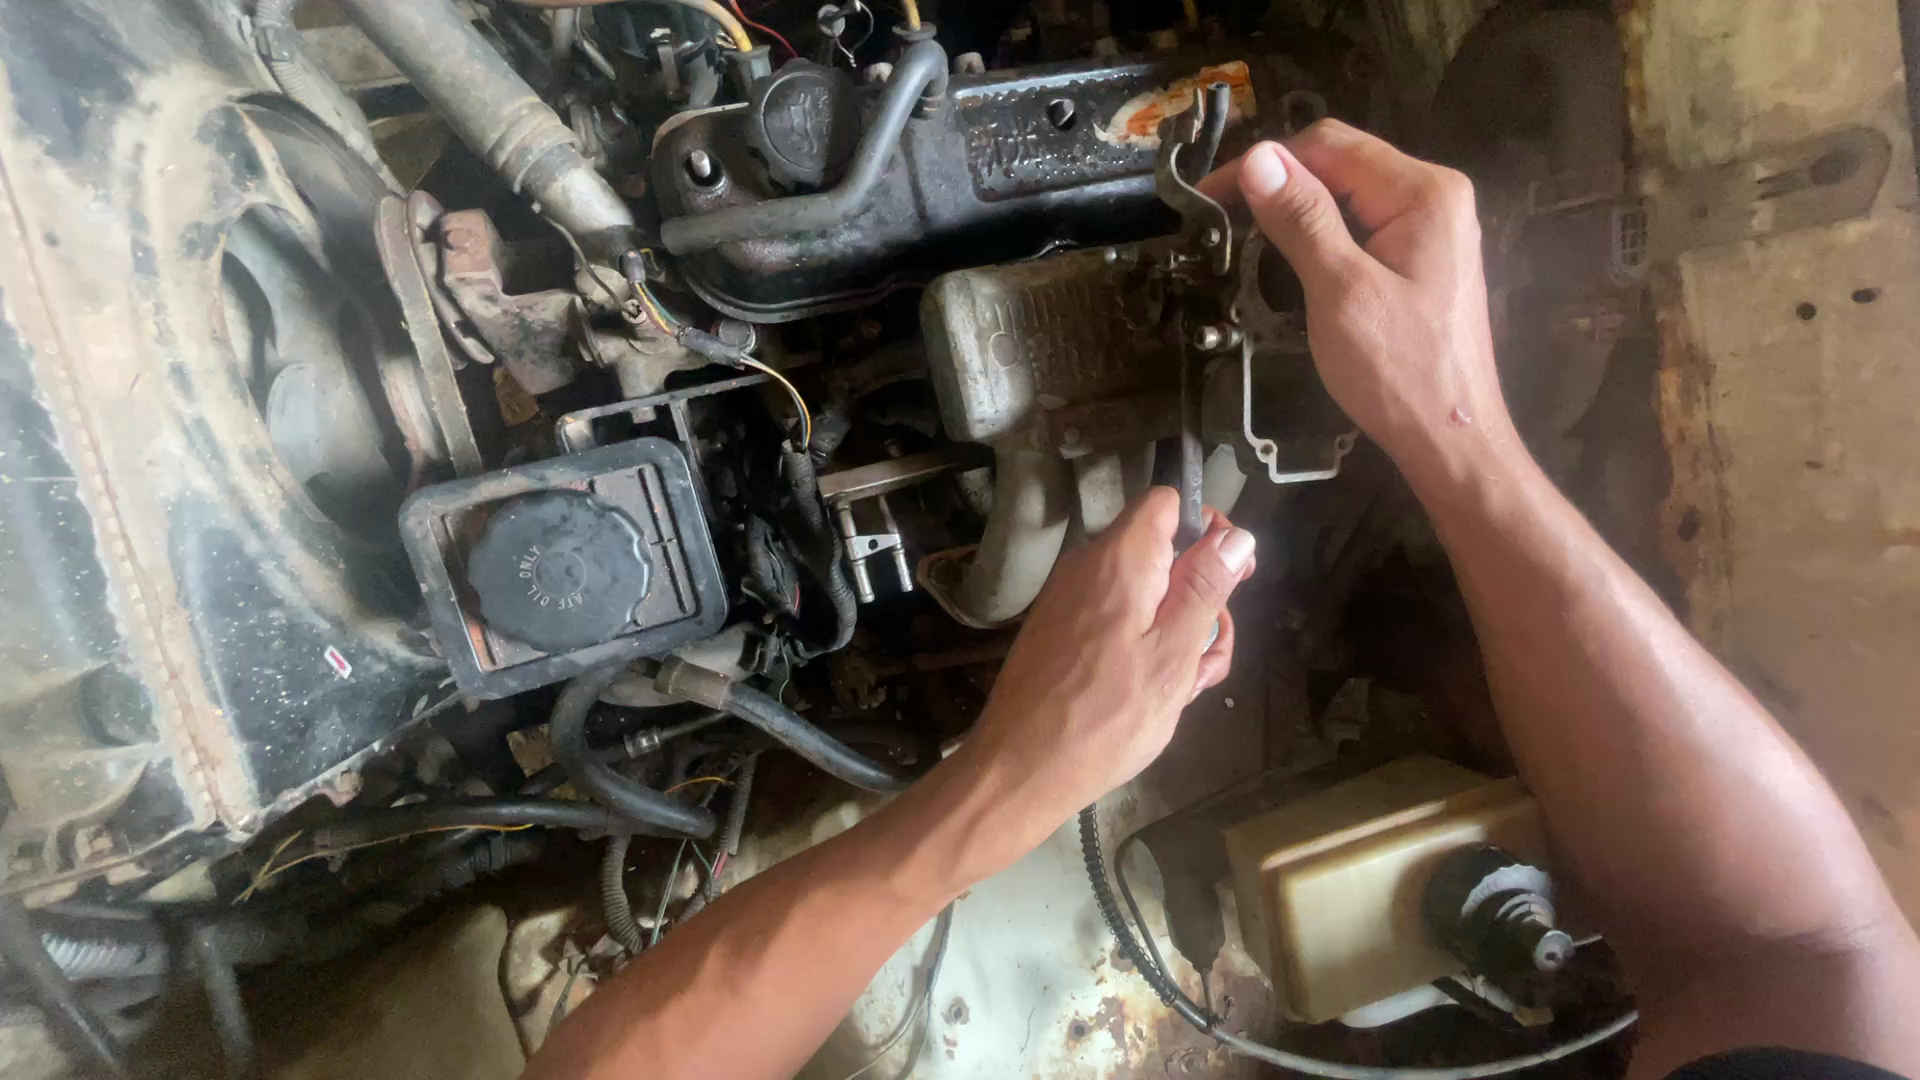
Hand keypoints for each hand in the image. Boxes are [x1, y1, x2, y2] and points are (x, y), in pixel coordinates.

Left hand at [961, 489, 1253, 833]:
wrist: (1022, 766)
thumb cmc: (1107, 714)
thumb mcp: (1174, 652)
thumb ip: (1204, 588)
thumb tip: (1235, 535)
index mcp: (1119, 558)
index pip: (1165, 503)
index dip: (1206, 528)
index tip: (1233, 574)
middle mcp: (1088, 567)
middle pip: (1161, 555)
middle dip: (1200, 599)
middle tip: (1210, 656)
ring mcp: (1070, 601)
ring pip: (1144, 596)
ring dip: (1177, 634)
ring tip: (1185, 689)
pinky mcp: (1061, 632)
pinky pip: (1116, 622)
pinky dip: (1143, 648)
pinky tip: (1153, 694)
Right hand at [1202, 120, 1521, 489]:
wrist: (1446, 434)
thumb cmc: (1396, 370)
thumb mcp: (1340, 292)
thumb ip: (1303, 221)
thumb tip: (1260, 159)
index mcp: (1421, 192)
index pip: (1329, 146)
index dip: (1262, 164)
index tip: (1208, 199)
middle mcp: (1432, 195)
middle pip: (1340, 163)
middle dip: (1276, 182)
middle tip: (1217, 220)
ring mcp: (1428, 229)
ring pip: (1347, 195)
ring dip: (1292, 208)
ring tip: (1241, 235)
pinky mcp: (1418, 260)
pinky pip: (1358, 226)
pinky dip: (1315, 232)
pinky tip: (1286, 254)